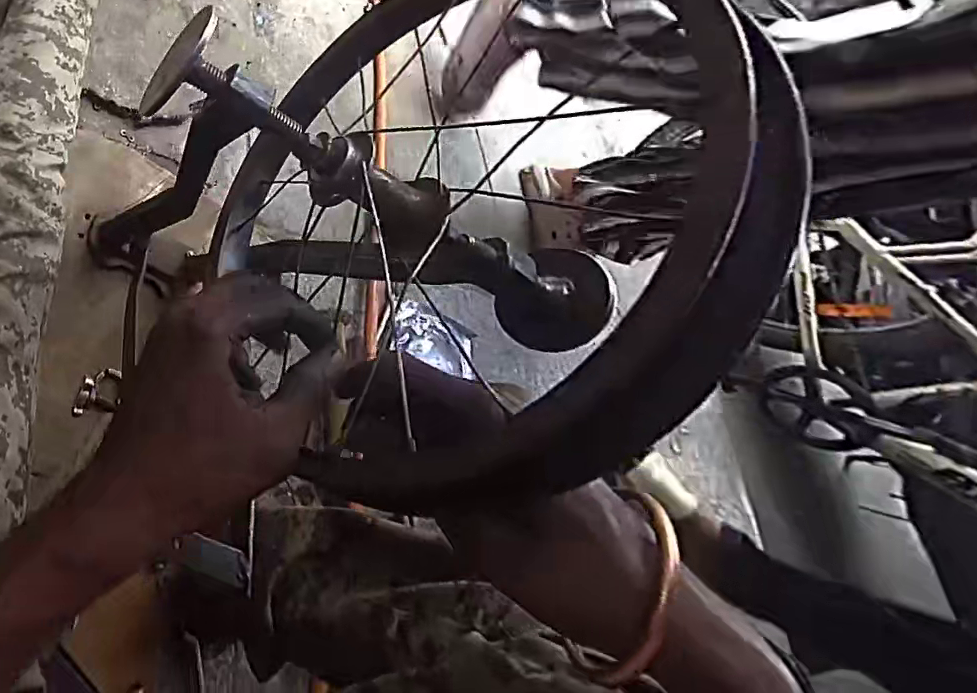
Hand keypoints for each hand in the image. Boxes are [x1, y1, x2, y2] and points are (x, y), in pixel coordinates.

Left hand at [84, 274, 340, 539]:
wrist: (126, 498)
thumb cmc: (202, 471)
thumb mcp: (273, 437)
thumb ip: (309, 389)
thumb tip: (336, 357)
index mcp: (209, 324)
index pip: (274, 299)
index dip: (310, 319)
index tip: (332, 344)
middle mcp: (183, 312)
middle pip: (245, 288)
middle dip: (282, 310)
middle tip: (310, 340)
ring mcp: (164, 328)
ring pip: (221, 302)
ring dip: (254, 321)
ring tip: (280, 356)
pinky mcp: (156, 347)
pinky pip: (200, 321)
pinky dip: (227, 334)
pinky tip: (241, 376)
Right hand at [338, 356, 658, 654]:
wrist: (643, 602)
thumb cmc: (571, 570)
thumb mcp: (487, 537)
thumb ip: (422, 485)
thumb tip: (366, 441)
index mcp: (492, 421)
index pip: (418, 374)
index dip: (370, 374)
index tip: (333, 389)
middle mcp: (492, 416)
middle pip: (416, 391)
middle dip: (370, 408)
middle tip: (336, 439)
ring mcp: (497, 435)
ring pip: (426, 415)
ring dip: (388, 430)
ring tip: (355, 457)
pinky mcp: (500, 457)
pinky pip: (443, 438)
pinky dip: (411, 449)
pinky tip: (391, 470)